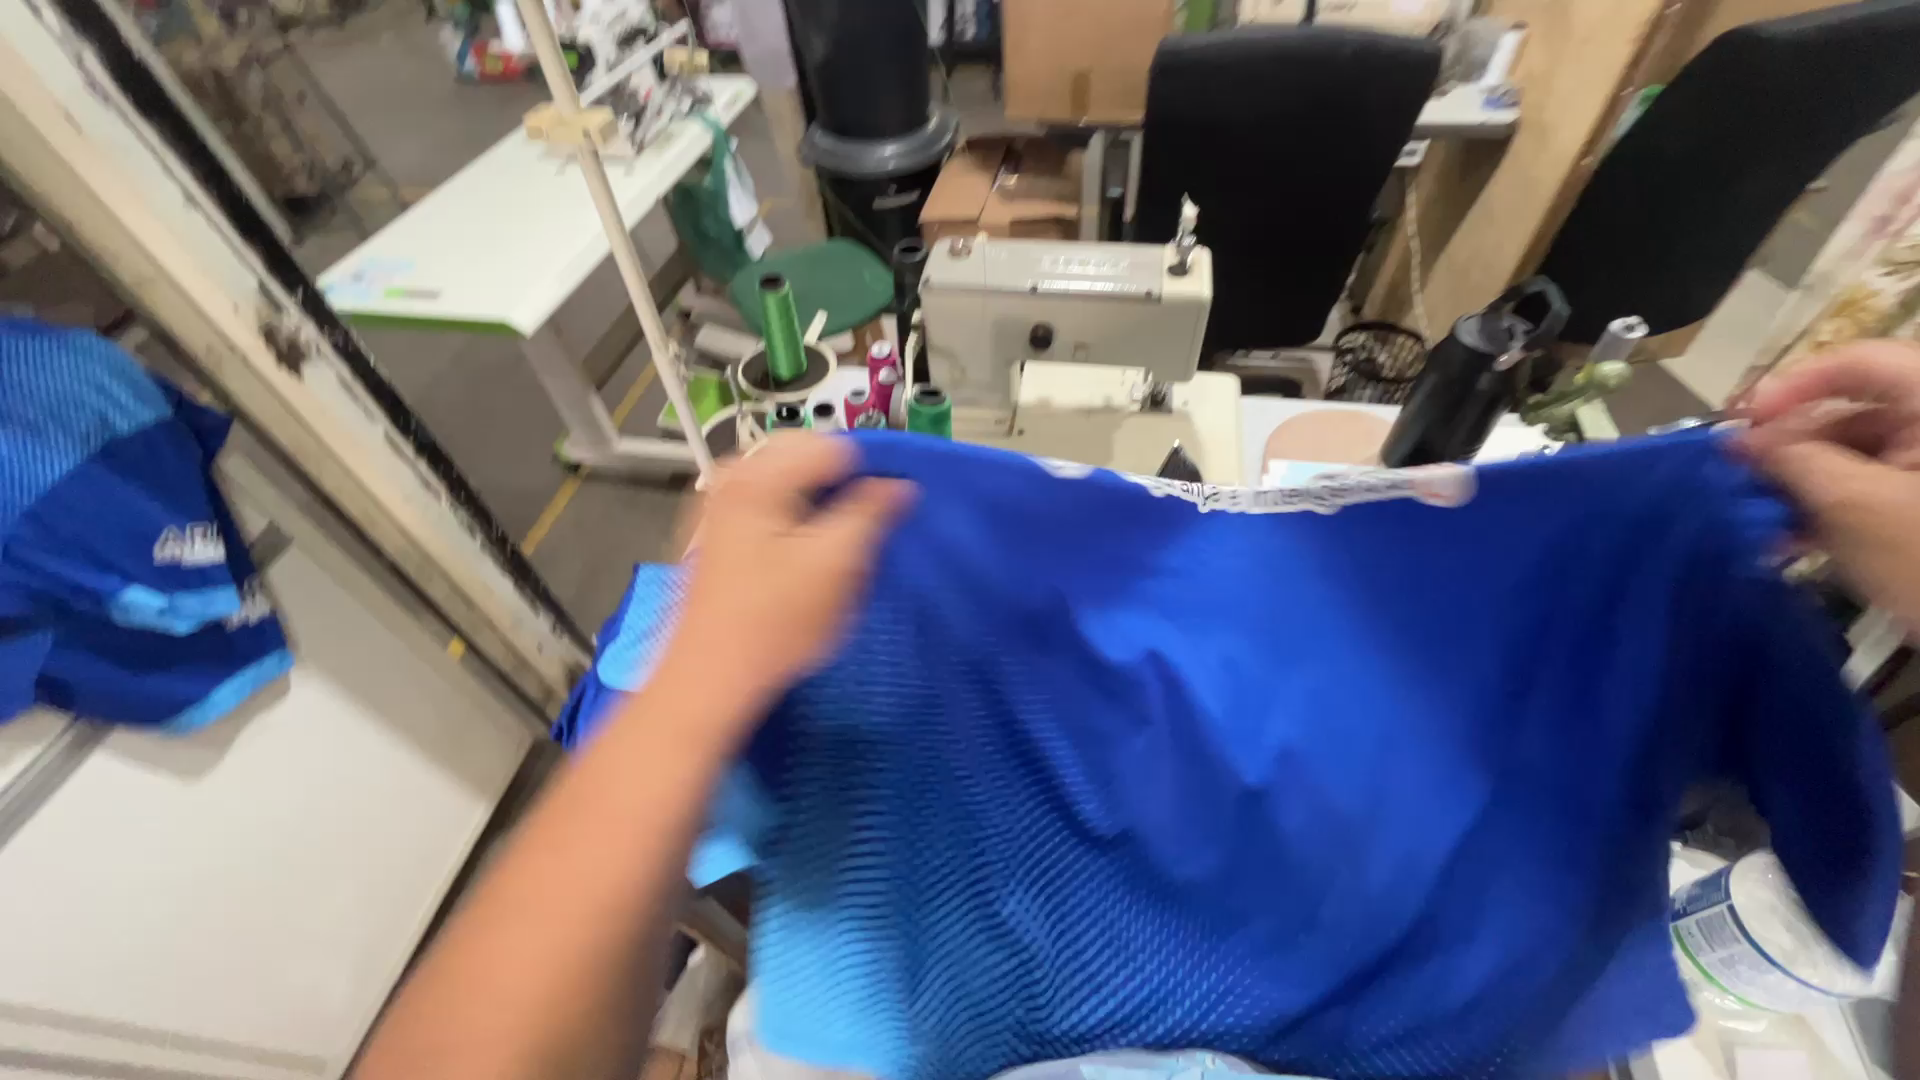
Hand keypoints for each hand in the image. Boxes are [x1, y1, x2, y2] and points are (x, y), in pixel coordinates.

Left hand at [654, 433, 913, 731]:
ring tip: (832, 547)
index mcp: (757, 476)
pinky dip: (793, 518)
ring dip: (818, 504)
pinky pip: (768, 504)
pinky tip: (801, 556)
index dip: (868, 475)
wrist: (710, 677)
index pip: (834, 447)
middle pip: (807, 458)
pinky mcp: (718, 532)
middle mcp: (731, 478)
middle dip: (839, 488)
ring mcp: (718, 505)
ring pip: (788, 482)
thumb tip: (900, 485)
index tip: (886, 513)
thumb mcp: (835, 564)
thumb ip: (871, 513)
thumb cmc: (774, 623)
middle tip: (858, 532)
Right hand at [1740, 341, 1919, 628]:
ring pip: (1852, 454)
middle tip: (1735, 483)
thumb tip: (1737, 439)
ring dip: (1796, 484)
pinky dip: (1824, 507)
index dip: (1792, 386)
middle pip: (1851, 411)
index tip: (1740, 427)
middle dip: (1785, 448)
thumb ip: (1790, 460)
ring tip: (1758, 522)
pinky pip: (1868, 487)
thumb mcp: (1852, 505)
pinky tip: (1790, 539)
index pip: (1859, 363)